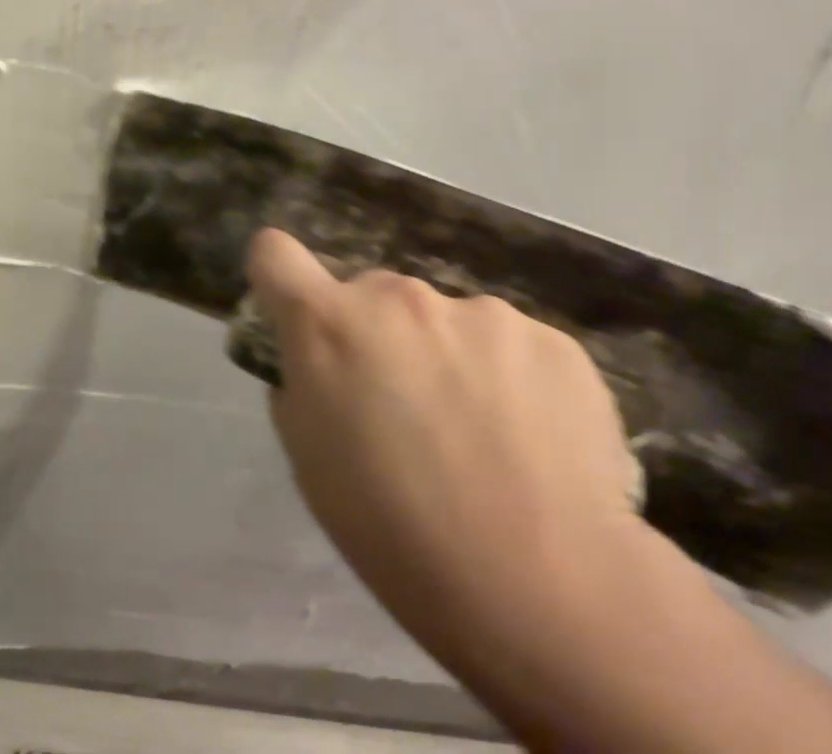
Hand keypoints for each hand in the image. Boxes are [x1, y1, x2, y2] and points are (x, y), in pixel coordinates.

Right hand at [244, 228, 645, 623]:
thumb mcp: (306, 453)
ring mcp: (485, 314)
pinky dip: (506, 377)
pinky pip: (509, 345)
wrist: (536, 577)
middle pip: (370, 294)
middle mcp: (401, 298)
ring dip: (444, 354)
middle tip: (398, 404)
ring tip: (475, 433)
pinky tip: (525, 440)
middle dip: (373, 334)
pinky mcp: (556, 342)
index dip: (277, 279)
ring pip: (445, 320)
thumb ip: (302, 383)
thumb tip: (319, 364)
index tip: (291, 313)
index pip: (274, 254)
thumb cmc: (387, 523)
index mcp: (327, 323)